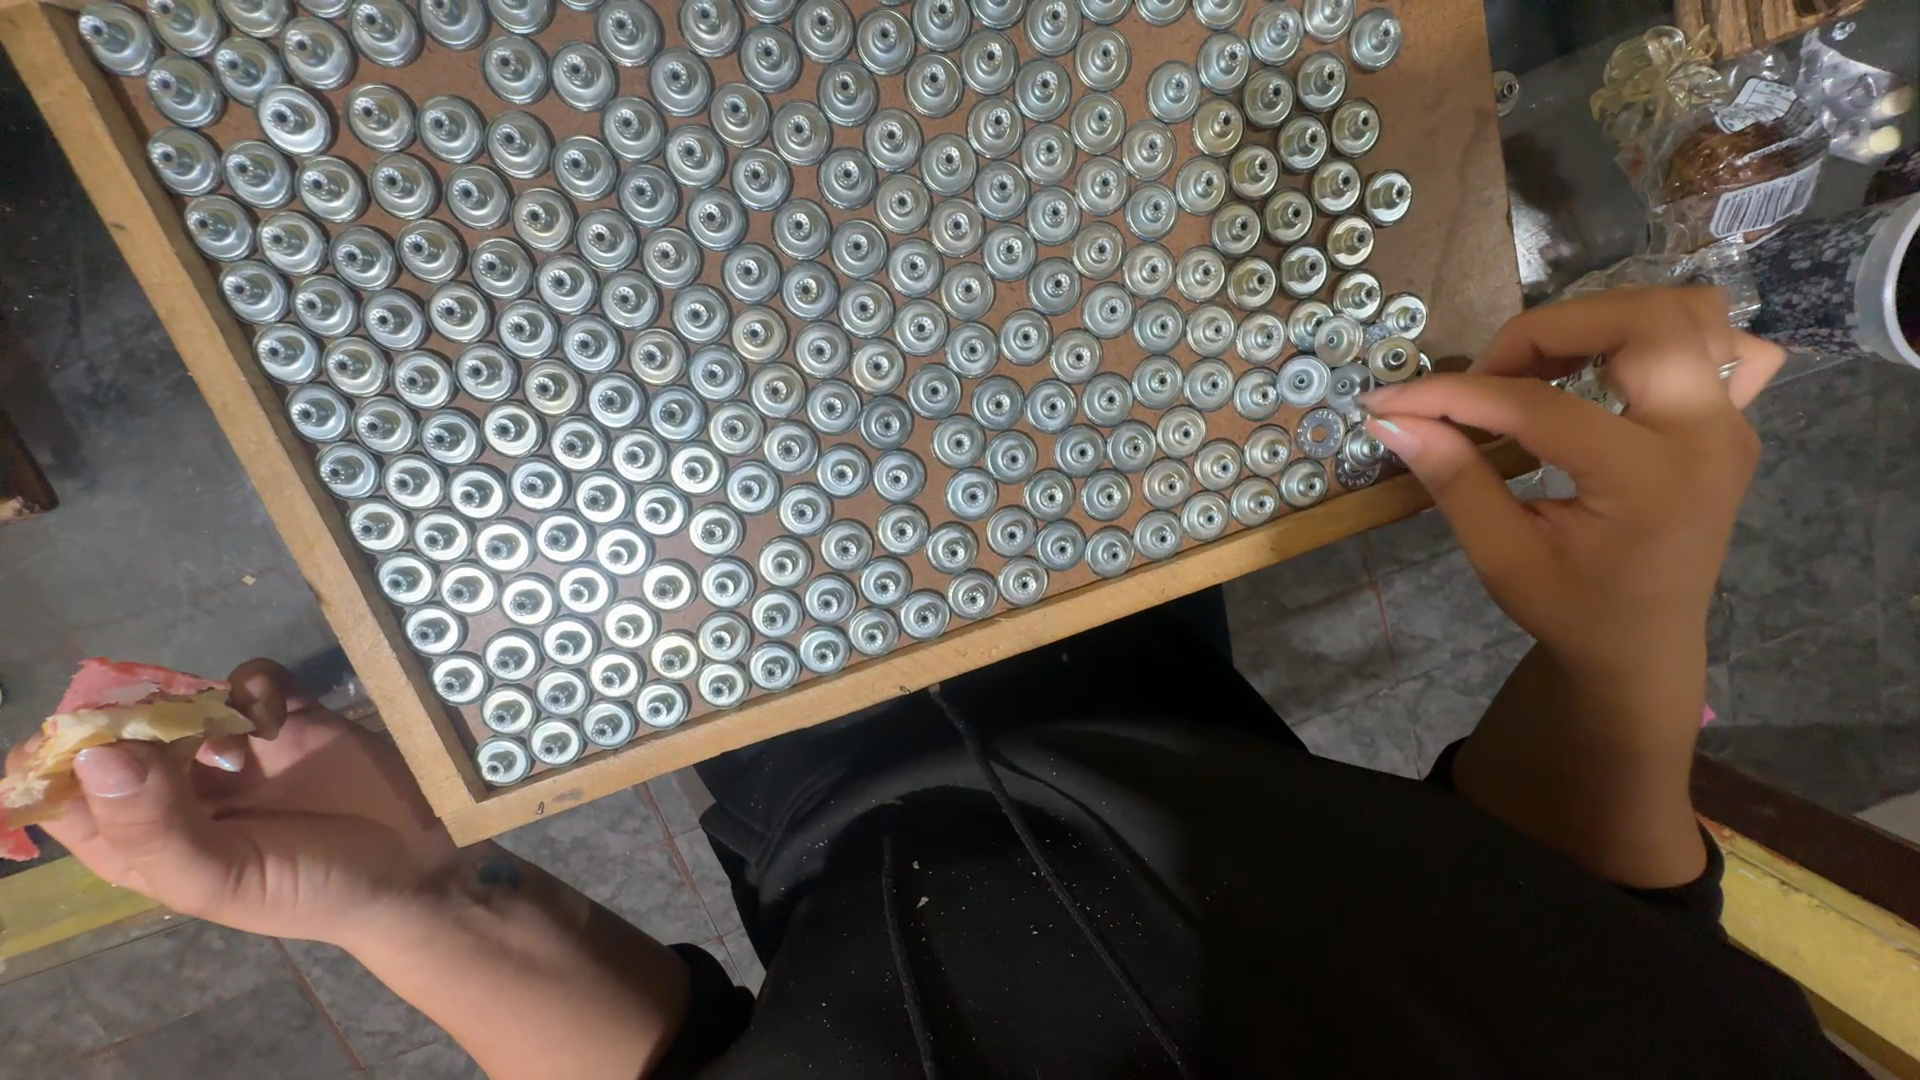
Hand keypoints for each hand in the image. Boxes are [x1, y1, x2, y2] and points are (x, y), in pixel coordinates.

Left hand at [8, 659, 454, 947]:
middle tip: (172, 727)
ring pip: (190, 702)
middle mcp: (184, 791)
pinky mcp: (301, 723)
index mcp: (143, 840)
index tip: (90, 744)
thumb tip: (97, 754)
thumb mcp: (219, 877)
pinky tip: (274, 712)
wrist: (411, 867)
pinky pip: (260, 685)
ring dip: (200, 701)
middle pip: (127, 735)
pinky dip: (257, 684)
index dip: (61, 763)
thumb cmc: (308, 889)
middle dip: (137, 720)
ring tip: (234, 728)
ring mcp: (245, 753)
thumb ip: (154, 824)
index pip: (66, 793)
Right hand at [1361, 287, 1785, 680]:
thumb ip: (1453, 479)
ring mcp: (1730, 421)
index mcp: (1648, 478)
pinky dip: (1656, 338)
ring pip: (1687, 314)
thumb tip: (1392, 420)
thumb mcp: (1499, 554)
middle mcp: (1706, 434)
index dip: (1450, 395)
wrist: (1641, 644)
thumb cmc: (1569, 608)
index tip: (1389, 398)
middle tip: (1486, 374)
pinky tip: (1608, 370)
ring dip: (1600, 321)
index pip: (1537, 404)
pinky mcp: (1729, 420)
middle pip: (1640, 323)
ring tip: (1540, 364)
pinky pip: (1719, 343)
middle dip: (1543, 331)